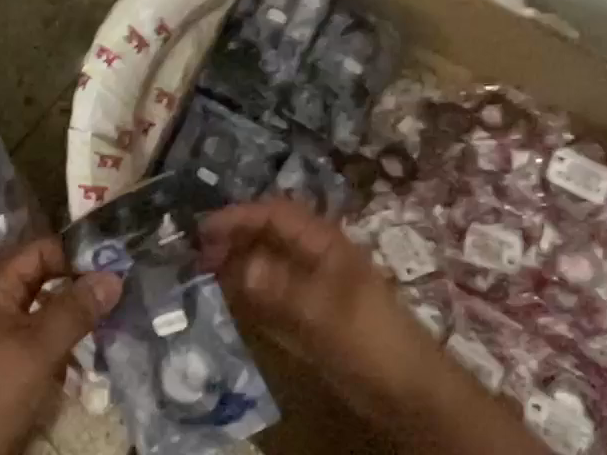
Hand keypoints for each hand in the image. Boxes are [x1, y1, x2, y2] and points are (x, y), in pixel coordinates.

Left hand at [0, 236, 122, 454]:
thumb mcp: (39, 349)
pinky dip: (53, 339)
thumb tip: (113, 275)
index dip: (77, 255)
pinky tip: (74, 358)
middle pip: (39, 275)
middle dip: (75, 287)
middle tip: (115, 296)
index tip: (116, 268)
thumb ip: (76, 310)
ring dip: (67, 316)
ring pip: (37, 305)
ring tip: (102, 325)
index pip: (40, 249)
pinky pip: (30, 330)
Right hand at [201, 198, 427, 403]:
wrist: (409, 392)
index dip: (239, 216)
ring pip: (265, 264)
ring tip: (203, 275)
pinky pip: (269, 294)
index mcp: (323, 243)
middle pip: (266, 236)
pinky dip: (247, 292)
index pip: (274, 214)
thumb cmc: (371, 339)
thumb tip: (239, 265)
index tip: (203, 228)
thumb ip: (280, 286)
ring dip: (236, 264)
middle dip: (232, 239)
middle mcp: (313, 258)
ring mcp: (310, 287)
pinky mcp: (307, 316)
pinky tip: (226, 299)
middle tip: (197, 256)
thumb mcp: (324, 310)